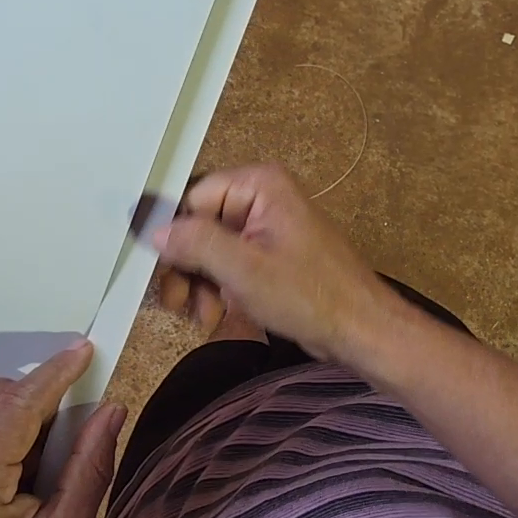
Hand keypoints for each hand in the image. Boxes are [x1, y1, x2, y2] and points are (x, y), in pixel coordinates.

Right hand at [150, 163, 405, 361]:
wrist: (362, 331)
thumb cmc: (309, 296)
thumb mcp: (245, 270)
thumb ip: (196, 243)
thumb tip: (154, 231)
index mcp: (259, 185)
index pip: (193, 198)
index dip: (172, 234)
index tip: (156, 271)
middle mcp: (261, 197)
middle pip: (199, 224)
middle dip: (185, 265)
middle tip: (173, 301)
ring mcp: (266, 226)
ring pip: (210, 248)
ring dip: (199, 282)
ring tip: (200, 315)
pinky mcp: (270, 253)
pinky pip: (229, 262)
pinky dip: (217, 288)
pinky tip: (216, 314)